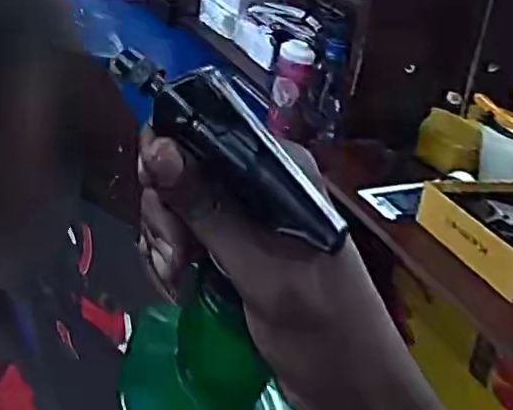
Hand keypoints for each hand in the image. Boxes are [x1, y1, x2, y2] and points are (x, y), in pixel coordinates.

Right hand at [136, 129, 440, 409]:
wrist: (358, 402)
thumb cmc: (327, 334)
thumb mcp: (263, 273)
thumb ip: (208, 209)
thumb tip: (156, 146)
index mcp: (275, 168)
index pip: (203, 131)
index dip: (166, 152)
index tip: (154, 189)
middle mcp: (253, 181)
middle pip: (177, 166)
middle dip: (164, 209)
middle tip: (173, 251)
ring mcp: (238, 214)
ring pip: (171, 200)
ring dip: (163, 238)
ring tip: (176, 276)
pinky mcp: (225, 243)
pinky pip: (176, 230)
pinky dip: (167, 254)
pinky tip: (177, 282)